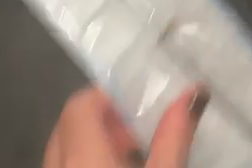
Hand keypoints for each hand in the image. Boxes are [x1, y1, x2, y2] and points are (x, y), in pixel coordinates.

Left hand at [44, 87, 204, 167]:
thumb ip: (174, 136)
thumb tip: (193, 91)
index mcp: (82, 156)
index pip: (80, 104)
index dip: (108, 94)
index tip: (139, 99)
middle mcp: (57, 166)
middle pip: (69, 125)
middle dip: (102, 117)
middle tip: (138, 126)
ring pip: (63, 150)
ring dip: (92, 141)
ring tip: (130, 152)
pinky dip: (83, 162)